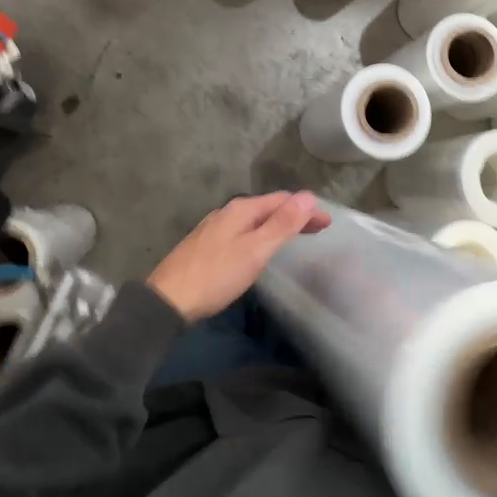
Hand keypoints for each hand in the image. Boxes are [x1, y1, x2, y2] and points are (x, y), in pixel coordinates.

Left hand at [147, 192, 330, 321]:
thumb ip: (282, 224)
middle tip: (319, 230)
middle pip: (267, 208)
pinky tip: (261, 248)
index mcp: (240, 210)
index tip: (328, 223)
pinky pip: (243, 232)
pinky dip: (261, 234)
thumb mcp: (255, 251)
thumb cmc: (216, 276)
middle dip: (294, 215)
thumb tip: (309, 196)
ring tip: (296, 237)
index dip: (306, 209)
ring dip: (278, 225)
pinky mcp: (206, 246)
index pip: (281, 200)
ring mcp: (214, 229)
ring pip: (254, 220)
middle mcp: (227, 212)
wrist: (168, 300)